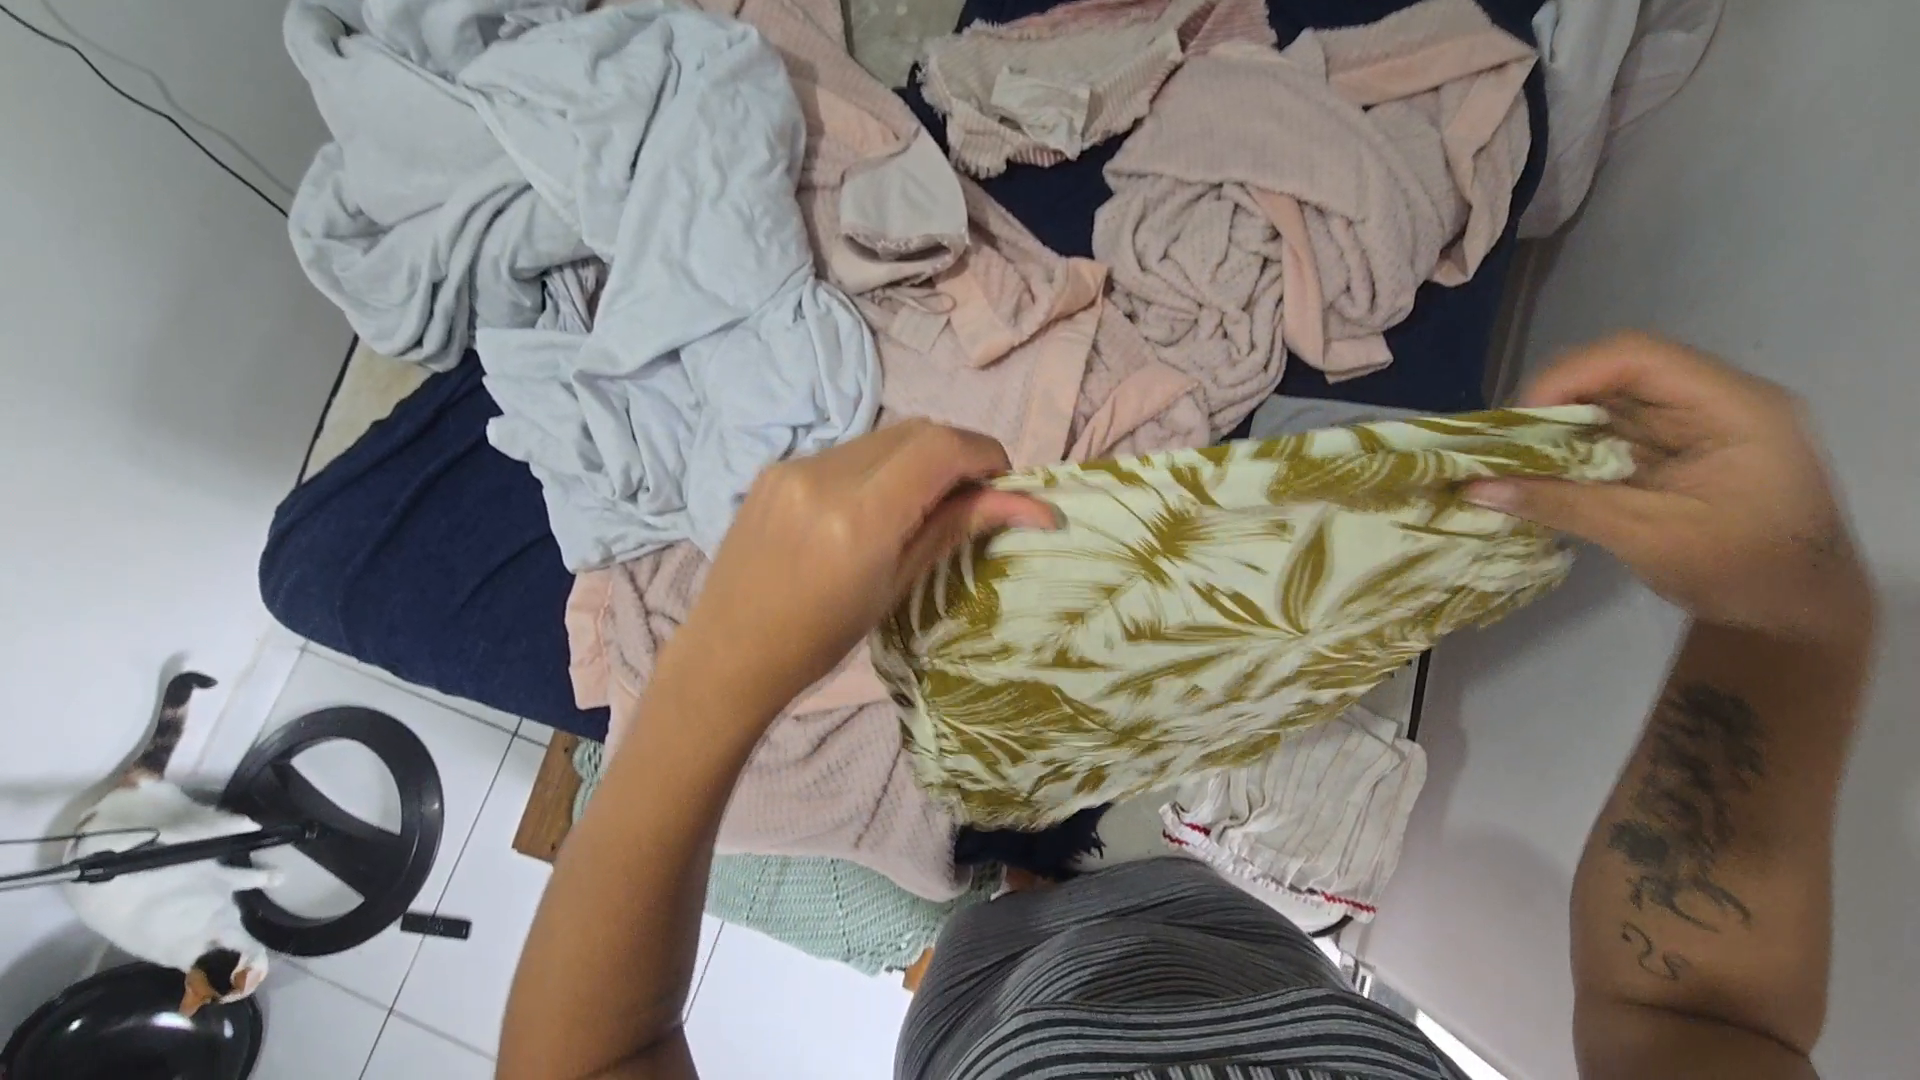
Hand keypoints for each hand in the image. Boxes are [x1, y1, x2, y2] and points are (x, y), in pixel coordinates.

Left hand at [658, 420, 1059, 718]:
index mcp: (860, 517)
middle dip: (957, 453)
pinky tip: (873, 506)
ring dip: (918, 458)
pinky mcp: (775, 468)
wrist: (730, 653)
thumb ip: (955, 528)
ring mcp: (795, 466)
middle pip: (917, 430)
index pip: (940, 447)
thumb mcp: (897, 586)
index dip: (985, 454)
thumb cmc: (821, 640)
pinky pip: (847, 450)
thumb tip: (1026, 504)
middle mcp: (826, 476)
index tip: (1005, 482)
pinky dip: (879, 466)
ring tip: (922, 504)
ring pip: (883, 437)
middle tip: (973, 495)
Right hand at [1466, 332, 1871, 642]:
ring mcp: (1695, 426)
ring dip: (1555, 429)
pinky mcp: (1675, 450)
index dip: (1568, 377)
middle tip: (1502, 444)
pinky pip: (1611, 433)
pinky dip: (1570, 450)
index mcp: (1731, 407)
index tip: (1520, 421)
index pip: (1636, 357)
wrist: (1797, 614)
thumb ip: (1560, 504)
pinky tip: (1539, 474)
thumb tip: (1474, 489)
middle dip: (1551, 405)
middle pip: (1616, 374)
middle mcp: (1714, 402)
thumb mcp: (1644, 535)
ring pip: (1607, 403)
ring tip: (1510, 460)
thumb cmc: (1741, 571)